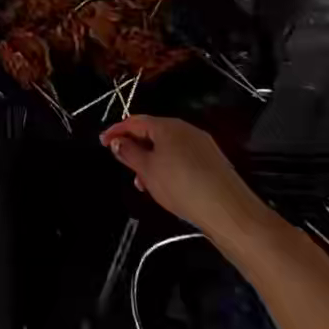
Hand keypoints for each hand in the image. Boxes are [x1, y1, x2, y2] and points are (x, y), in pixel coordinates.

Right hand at [101, 115, 264, 236]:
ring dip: (151, 159)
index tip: (103, 141)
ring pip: (168, 146)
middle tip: (124, 165)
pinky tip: (166, 185)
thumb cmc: (180, 185)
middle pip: (153, 132)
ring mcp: (200, 142)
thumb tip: (118, 141)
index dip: (117, 130)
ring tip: (143, 183)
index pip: (136, 121)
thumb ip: (129, 153)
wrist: (225, 207)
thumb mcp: (147, 170)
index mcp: (167, 126)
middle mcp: (185, 128)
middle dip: (135, 147)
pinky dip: (167, 165)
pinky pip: (181, 155)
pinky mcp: (211, 159)